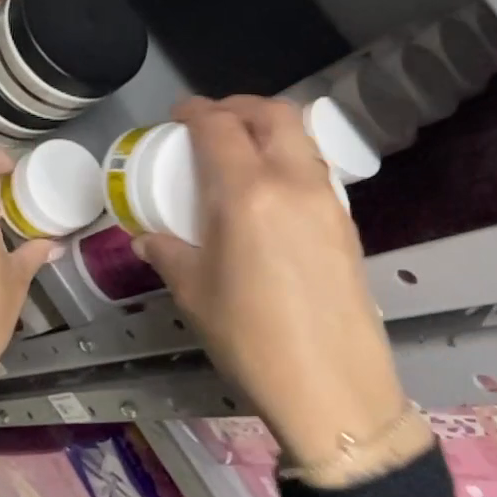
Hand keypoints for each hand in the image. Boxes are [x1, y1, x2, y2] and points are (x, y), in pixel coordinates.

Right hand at [134, 97, 408, 473]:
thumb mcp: (194, 293)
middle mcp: (292, 184)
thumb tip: (149, 238)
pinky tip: (268, 194)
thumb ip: (168, 253)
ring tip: (240, 152)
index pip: (219, 128)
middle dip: (238, 107)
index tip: (177, 116)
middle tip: (210, 123)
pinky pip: (315, 169)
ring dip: (268, 129)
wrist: (333, 390)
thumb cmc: (251, 339)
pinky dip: (288, 159)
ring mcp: (327, 202)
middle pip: (272, 114)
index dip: (194, 112)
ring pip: (300, 138)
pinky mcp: (346, 225)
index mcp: (246, 194)